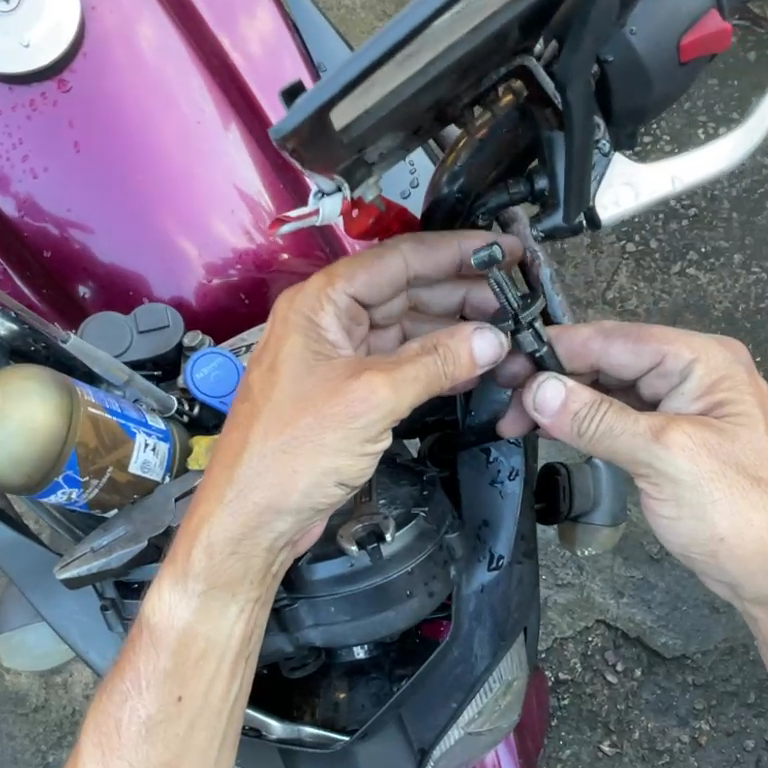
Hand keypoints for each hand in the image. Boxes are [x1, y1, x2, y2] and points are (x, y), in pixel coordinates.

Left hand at [186, 231, 516, 572]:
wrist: (254, 516)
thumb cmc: (287, 456)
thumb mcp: (372, 399)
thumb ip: (434, 363)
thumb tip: (487, 338)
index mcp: (320, 305)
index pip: (398, 260)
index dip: (455, 251)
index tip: (501, 251)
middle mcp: (328, 324)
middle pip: (406, 292)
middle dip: (461, 293)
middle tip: (513, 298)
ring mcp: (339, 361)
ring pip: (407, 331)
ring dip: (453, 332)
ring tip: (501, 332)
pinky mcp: (349, 395)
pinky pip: (401, 367)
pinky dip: (436, 366)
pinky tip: (470, 366)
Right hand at [495, 322, 767, 607]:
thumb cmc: (739, 512)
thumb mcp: (664, 457)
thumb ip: (598, 419)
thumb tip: (537, 389)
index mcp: (702, 361)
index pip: (613, 340)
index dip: (555, 351)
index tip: (503, 367)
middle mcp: (693, 374)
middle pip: (608, 361)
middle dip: (553, 379)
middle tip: (502, 403)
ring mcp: (683, 408)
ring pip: (609, 391)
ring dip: (563, 404)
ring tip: (514, 421)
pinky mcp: (672, 440)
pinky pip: (619, 419)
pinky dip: (584, 425)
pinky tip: (551, 432)